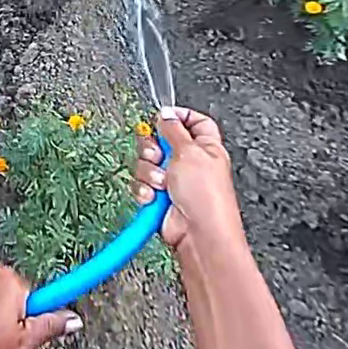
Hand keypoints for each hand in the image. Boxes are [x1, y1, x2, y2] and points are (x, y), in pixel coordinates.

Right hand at [132, 106, 244, 256]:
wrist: (198, 235)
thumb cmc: (207, 197)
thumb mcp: (190, 152)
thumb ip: (174, 129)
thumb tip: (166, 114)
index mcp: (204, 146)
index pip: (193, 121)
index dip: (178, 116)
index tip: (163, 117)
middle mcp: (188, 161)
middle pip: (160, 140)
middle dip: (153, 148)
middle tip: (158, 156)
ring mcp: (172, 179)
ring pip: (146, 162)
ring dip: (149, 172)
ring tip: (163, 183)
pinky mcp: (158, 196)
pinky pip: (140, 183)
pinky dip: (145, 190)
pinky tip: (155, 197)